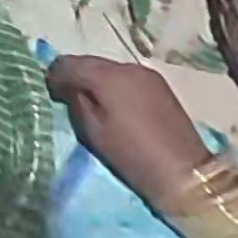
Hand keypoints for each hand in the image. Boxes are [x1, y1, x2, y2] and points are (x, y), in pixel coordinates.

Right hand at [47, 55, 215, 200]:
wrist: (186, 175)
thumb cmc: (133, 156)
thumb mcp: (93, 132)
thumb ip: (75, 101)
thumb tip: (66, 86)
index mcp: (107, 76)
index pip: (69, 63)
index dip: (55, 75)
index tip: (51, 91)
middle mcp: (126, 66)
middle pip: (89, 61)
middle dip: (75, 74)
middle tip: (66, 95)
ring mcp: (145, 73)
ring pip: (107, 67)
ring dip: (95, 79)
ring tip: (91, 100)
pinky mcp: (159, 84)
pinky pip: (125, 76)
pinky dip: (113, 83)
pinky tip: (114, 102)